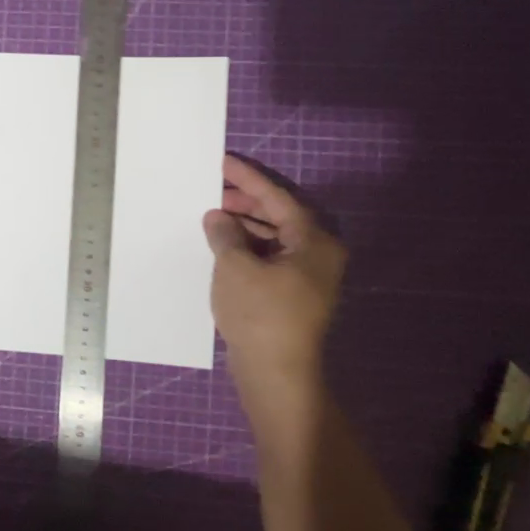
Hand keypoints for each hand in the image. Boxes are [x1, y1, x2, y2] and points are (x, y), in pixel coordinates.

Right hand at [202, 155, 344, 384]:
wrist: (274, 369)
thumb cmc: (259, 312)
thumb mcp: (235, 266)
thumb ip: (225, 234)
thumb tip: (217, 217)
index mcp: (314, 242)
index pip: (278, 198)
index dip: (248, 179)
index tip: (223, 161)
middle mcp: (318, 254)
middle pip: (280, 216)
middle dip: (246, 202)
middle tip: (212, 189)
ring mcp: (307, 276)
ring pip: (274, 237)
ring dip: (244, 225)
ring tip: (212, 216)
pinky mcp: (291, 293)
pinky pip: (269, 256)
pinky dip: (247, 246)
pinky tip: (222, 245)